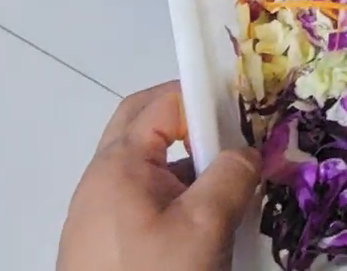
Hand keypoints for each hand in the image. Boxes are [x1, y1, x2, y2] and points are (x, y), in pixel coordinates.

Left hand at [58, 82, 260, 270]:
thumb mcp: (207, 224)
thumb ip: (234, 172)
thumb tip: (247, 153)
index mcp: (118, 166)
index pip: (163, 101)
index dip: (206, 98)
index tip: (245, 115)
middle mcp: (101, 183)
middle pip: (146, 124)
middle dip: (192, 120)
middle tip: (233, 134)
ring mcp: (99, 219)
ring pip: (150, 165)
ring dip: (191, 162)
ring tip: (232, 185)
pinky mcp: (106, 249)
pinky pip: (146, 201)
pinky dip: (180, 196)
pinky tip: (210, 225)